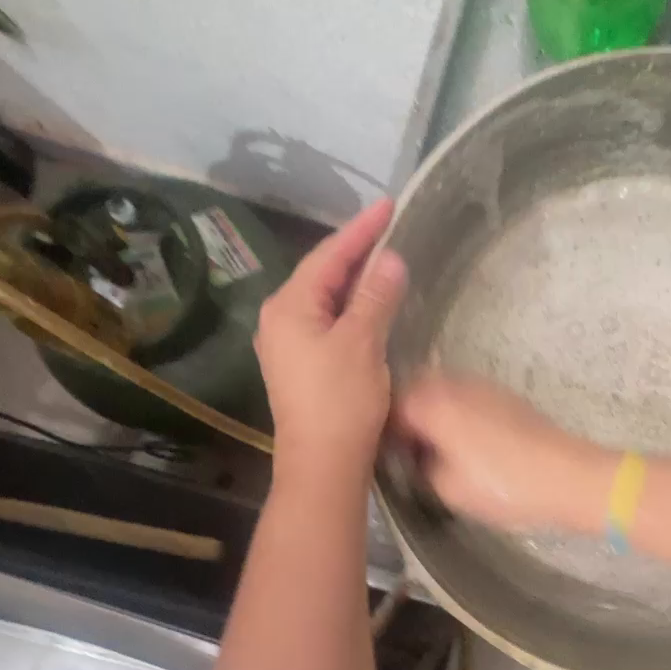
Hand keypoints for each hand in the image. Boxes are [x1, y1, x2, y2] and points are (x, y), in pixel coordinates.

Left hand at [254, 199, 407, 488]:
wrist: (322, 464)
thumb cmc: (340, 402)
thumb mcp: (362, 344)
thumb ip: (376, 298)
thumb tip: (390, 260)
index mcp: (289, 306)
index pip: (328, 255)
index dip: (361, 230)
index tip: (388, 205)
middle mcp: (279, 319)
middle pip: (322, 275)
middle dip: (356, 252)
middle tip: (389, 230)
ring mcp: (286, 345)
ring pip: (324, 300)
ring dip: (354, 282)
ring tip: (383, 261)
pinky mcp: (300, 367)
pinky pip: (326, 323)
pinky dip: (350, 309)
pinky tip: (369, 308)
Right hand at [391, 377, 614, 532]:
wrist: (568, 476)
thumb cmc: (502, 484)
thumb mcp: (447, 488)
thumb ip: (420, 468)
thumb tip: (415, 458)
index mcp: (431, 402)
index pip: (386, 406)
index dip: (381, 433)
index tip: (384, 458)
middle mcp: (453, 384)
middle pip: (413, 393)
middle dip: (406, 420)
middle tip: (407, 455)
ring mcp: (482, 386)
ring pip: (442, 394)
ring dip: (432, 416)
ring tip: (435, 453)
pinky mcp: (506, 397)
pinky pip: (467, 400)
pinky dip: (457, 417)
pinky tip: (465, 447)